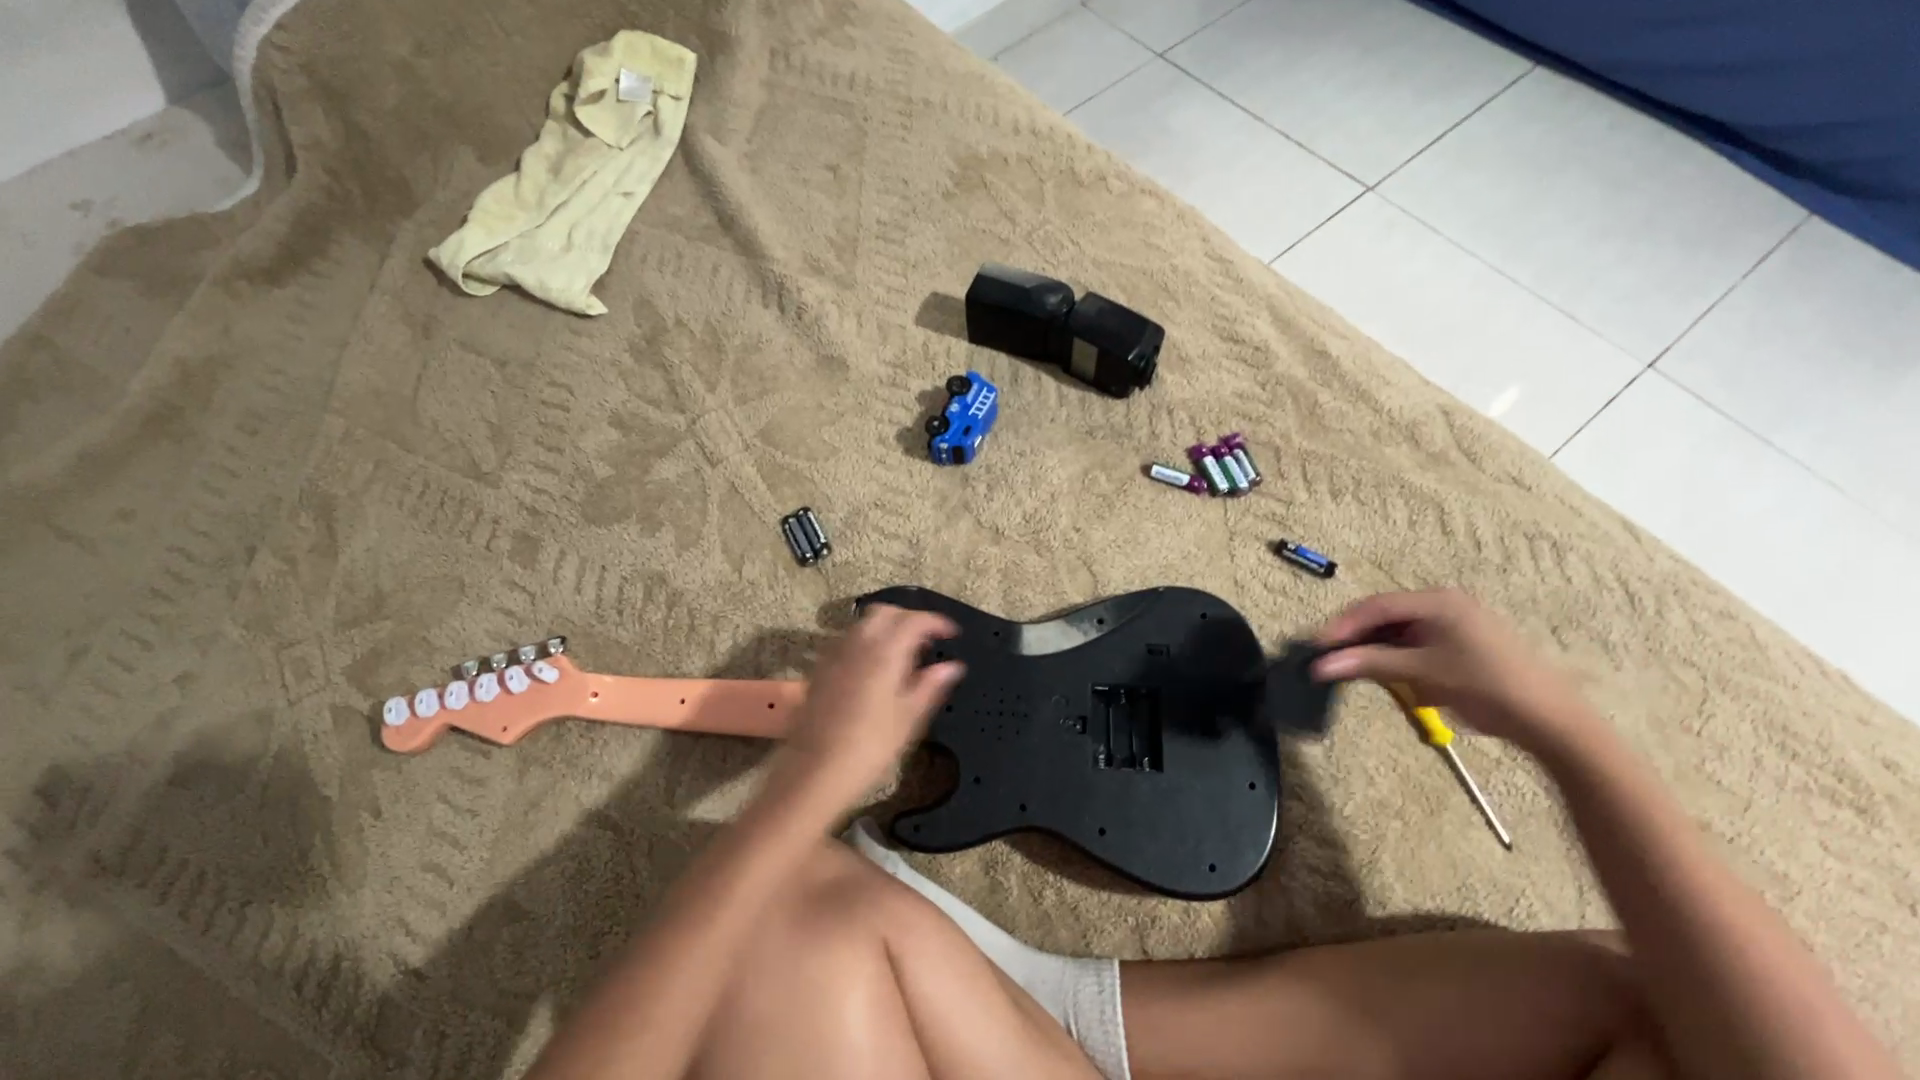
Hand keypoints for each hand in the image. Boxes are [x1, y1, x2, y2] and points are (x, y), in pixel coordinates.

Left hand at [775, 604, 965, 808]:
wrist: (816, 771)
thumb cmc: (870, 748)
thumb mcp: (909, 719)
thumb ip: (930, 685)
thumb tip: (952, 667)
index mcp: (884, 653)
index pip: (914, 620)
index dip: (936, 622)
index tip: (951, 633)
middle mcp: (857, 645)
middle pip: (884, 612)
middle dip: (908, 618)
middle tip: (928, 638)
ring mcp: (834, 655)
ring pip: (863, 624)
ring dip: (886, 627)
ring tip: (905, 652)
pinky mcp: (820, 670)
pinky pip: (847, 641)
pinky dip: (866, 641)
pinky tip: (875, 667)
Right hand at [1312, 589, 1589, 753]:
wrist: (1549, 718)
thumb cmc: (1485, 686)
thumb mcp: (1421, 673)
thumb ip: (1369, 664)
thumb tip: (1320, 665)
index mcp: (1437, 602)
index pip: (1376, 606)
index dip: (1342, 625)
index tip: (1317, 647)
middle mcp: (1445, 606)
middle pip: (1386, 616)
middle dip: (1357, 638)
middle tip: (1330, 659)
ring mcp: (1456, 625)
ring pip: (1401, 633)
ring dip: (1377, 651)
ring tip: (1355, 671)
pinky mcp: (1463, 646)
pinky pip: (1418, 645)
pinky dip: (1399, 659)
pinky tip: (1392, 679)